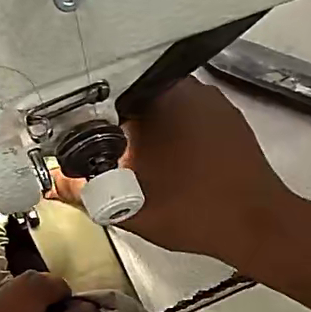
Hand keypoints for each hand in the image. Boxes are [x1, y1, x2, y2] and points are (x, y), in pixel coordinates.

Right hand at [53, 77, 310, 270]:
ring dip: (146, 126)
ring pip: (163, 104)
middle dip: (115, 119)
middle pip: (134, 94)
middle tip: (96, 147)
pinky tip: (167, 158)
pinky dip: (173, 131)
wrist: (259, 224)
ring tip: (129, 154)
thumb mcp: (127, 207)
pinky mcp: (230, 119)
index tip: (71, 131)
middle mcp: (187, 87)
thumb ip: (82, 190)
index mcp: (156, 98)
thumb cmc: (192, 211)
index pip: (105, 90)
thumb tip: (51, 181)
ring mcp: (213, 100)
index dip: (84, 111)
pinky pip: (189, 115)